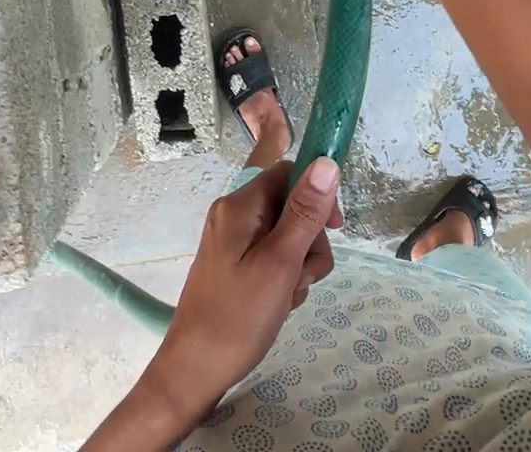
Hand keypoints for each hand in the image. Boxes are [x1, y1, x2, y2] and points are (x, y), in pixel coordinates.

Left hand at [136, 158, 343, 426]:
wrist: (196, 368)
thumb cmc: (239, 316)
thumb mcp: (280, 262)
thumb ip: (305, 212)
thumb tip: (326, 162)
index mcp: (239, 204)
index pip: (288, 172)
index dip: (316, 194)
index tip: (334, 227)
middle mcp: (233, 213)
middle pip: (291, 205)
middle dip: (308, 241)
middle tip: (300, 276)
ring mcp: (233, 239)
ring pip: (287, 234)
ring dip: (299, 264)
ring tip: (288, 295)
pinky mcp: (236, 262)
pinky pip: (273, 255)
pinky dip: (284, 276)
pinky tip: (280, 302)